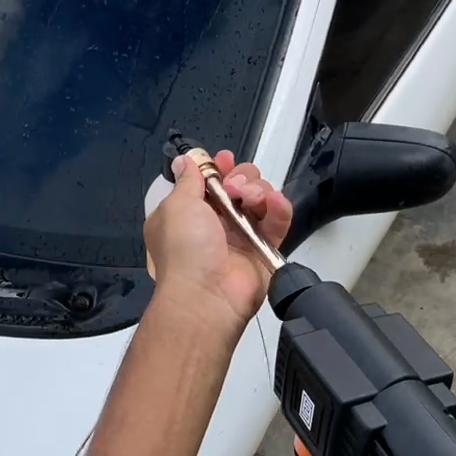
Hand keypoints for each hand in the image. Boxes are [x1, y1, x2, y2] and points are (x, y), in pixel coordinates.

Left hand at [143, 150, 292, 329]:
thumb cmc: (184, 250)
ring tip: (250, 200)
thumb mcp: (176, 205)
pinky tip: (273, 203)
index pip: (209, 183)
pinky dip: (279, 208)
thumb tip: (185, 161)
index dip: (218, 168)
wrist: (206, 295)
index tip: (225, 160)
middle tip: (234, 188)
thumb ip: (187, 180)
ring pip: (260, 200)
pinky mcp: (263, 250)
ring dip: (258, 190)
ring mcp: (240, 238)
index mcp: (188, 215)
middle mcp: (214, 226)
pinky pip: (278, 221)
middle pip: (239, 187)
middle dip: (241, 177)